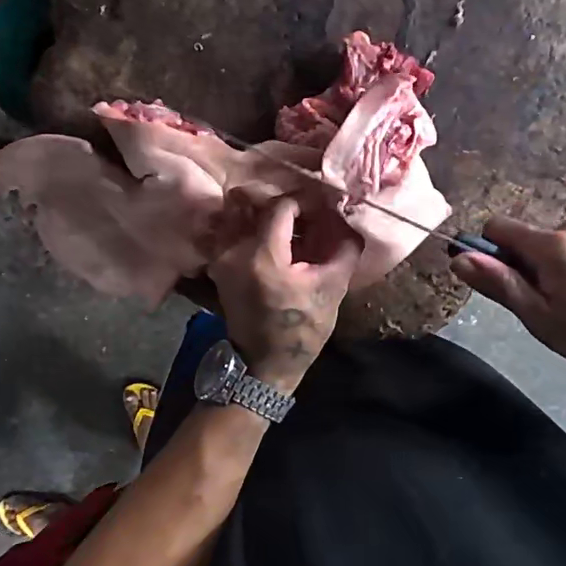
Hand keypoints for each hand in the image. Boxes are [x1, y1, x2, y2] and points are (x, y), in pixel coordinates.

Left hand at [207, 193, 362, 389]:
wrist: (264, 363)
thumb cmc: (300, 329)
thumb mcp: (331, 289)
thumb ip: (343, 248)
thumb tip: (347, 220)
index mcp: (262, 255)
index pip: (280, 206)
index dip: (305, 202)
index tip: (322, 209)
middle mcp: (234, 250)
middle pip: (253, 205)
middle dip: (282, 203)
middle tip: (305, 213)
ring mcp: (220, 258)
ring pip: (238, 215)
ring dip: (262, 213)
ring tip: (289, 224)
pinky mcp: (217, 266)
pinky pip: (230, 232)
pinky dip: (249, 227)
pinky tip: (272, 238)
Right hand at [450, 215, 565, 383]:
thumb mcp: (542, 319)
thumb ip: (500, 285)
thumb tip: (459, 258)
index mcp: (551, 243)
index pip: (496, 227)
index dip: (488, 253)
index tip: (502, 284)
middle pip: (527, 240)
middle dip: (525, 268)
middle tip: (547, 308)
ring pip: (554, 248)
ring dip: (553, 272)